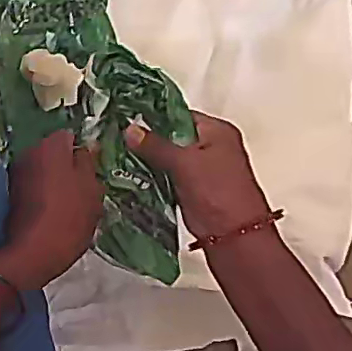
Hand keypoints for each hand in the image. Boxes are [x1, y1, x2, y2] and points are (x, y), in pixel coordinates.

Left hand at [0, 129, 102, 289]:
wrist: (33, 253)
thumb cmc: (69, 218)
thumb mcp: (92, 190)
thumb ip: (88, 163)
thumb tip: (85, 147)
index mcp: (51, 146)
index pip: (70, 137)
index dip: (83, 153)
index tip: (92, 171)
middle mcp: (29, 152)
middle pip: (54, 153)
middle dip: (66, 166)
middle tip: (83, 190)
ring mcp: (16, 173)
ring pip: (42, 170)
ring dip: (53, 180)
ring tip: (68, 204)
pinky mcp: (9, 194)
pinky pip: (31, 186)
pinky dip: (40, 194)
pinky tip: (51, 212)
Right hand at [126, 113, 272, 238]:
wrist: (233, 236)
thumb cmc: (217, 193)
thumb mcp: (184, 163)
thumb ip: (155, 145)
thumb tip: (130, 129)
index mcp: (217, 131)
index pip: (180, 114)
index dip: (154, 115)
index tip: (128, 116)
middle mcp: (211, 146)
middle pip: (173, 136)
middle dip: (148, 138)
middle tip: (118, 136)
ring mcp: (202, 169)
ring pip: (169, 157)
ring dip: (148, 158)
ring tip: (118, 153)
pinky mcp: (193, 188)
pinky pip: (168, 175)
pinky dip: (153, 175)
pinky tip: (130, 173)